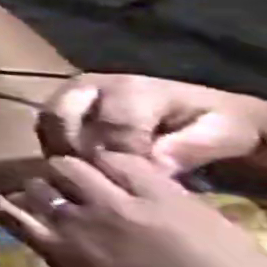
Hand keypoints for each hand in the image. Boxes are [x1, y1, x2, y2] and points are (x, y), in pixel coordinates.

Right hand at [0, 151, 266, 266]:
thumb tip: (67, 263)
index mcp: (61, 255)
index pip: (9, 213)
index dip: (0, 203)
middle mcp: (76, 222)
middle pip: (39, 185)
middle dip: (46, 188)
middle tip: (60, 192)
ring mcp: (119, 205)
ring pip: (69, 165)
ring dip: (75, 170)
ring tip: (91, 175)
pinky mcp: (163, 195)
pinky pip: (121, 161)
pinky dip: (113, 160)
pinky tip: (117, 165)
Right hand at [39, 74, 266, 185]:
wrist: (207, 111)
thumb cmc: (217, 125)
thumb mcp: (221, 136)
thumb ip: (188, 149)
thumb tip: (153, 167)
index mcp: (132, 89)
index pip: (113, 125)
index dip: (123, 156)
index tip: (137, 182)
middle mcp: (91, 84)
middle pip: (61, 116)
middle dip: (75, 150)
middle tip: (95, 178)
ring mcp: (70, 92)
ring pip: (47, 122)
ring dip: (59, 150)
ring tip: (83, 176)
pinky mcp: (60, 103)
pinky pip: (44, 127)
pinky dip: (55, 148)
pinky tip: (76, 167)